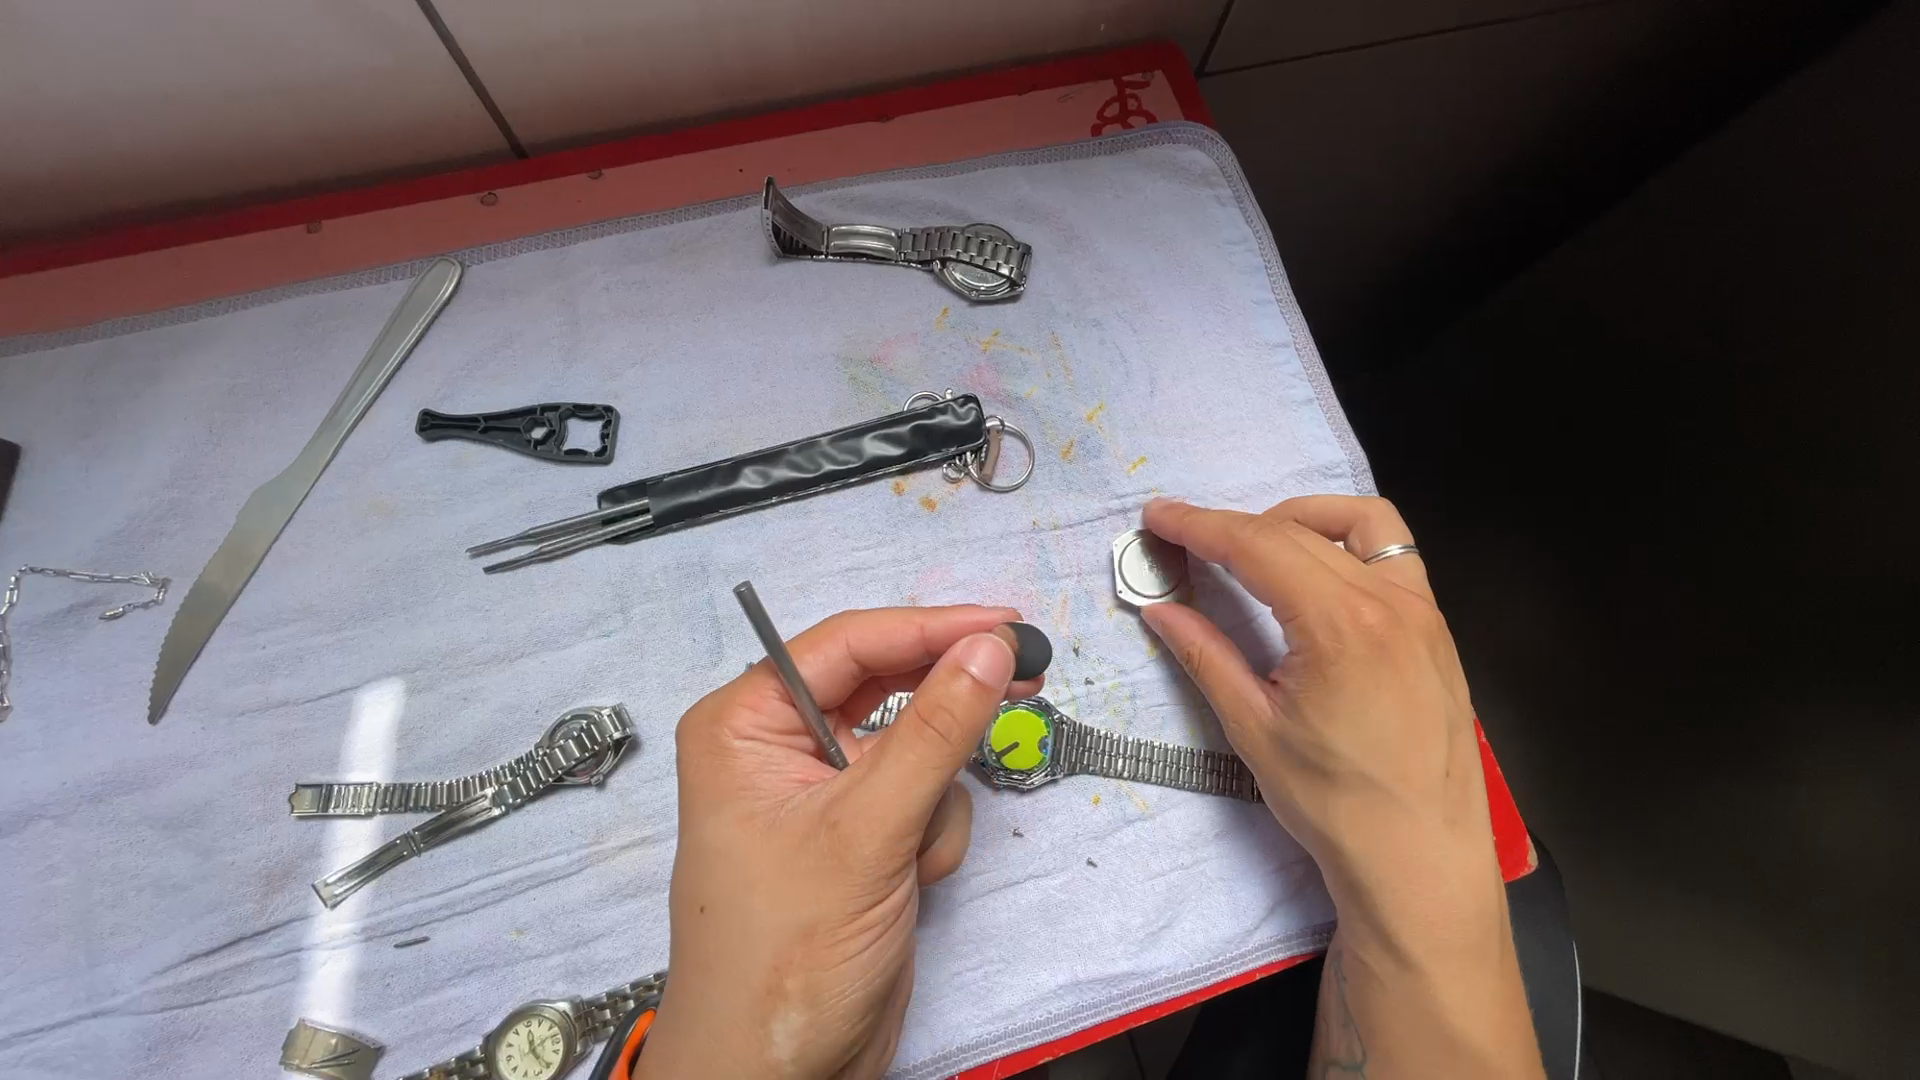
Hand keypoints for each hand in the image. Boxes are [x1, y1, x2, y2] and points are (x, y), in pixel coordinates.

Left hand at [635, 606, 1043, 1079]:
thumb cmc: (788, 954)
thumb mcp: (866, 831)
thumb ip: (935, 731)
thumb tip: (992, 646)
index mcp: (747, 722)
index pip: (849, 644)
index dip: (930, 627)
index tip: (1005, 624)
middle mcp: (780, 742)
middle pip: (884, 683)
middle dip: (946, 696)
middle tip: (1024, 670)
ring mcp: (824, 786)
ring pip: (914, 742)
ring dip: (933, 794)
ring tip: (914, 854)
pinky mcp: (860, 827)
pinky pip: (920, 791)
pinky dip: (932, 830)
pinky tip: (911, 879)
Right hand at [1140, 495, 1540, 1076]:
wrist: (1421, 862)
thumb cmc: (1332, 803)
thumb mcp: (1253, 728)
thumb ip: (1204, 653)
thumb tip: (1157, 607)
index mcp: (1341, 626)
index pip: (1257, 546)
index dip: (1198, 525)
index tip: (1156, 515)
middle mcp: (1390, 602)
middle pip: (1295, 531)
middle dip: (1229, 524)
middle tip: (1180, 534)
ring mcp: (1423, 611)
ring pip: (1359, 523)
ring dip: (1297, 518)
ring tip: (1252, 545)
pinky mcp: (1437, 628)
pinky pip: (1393, 555)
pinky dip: (1345, 542)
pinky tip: (1314, 574)